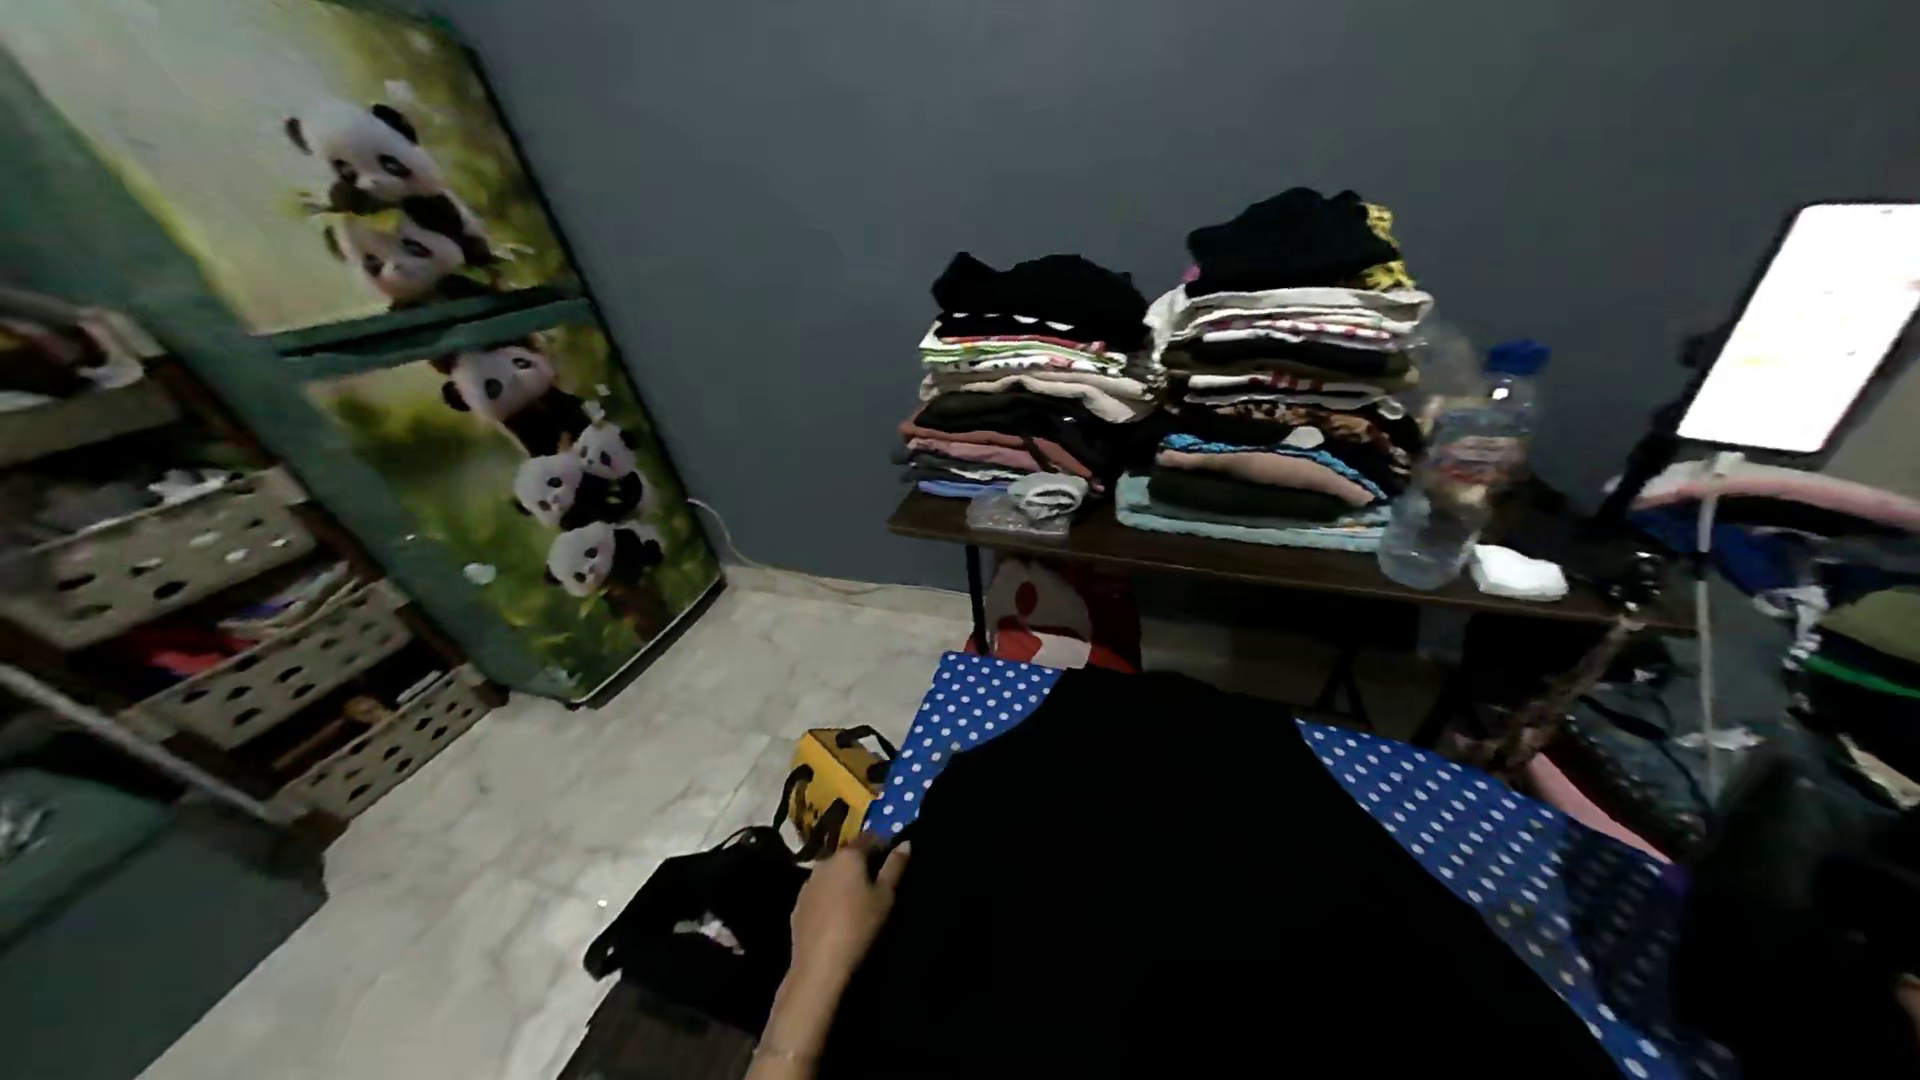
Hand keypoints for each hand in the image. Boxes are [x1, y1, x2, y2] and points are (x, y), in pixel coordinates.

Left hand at [789, 834, 910, 985]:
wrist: (819, 967)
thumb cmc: (860, 926)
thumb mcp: (887, 896)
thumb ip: (896, 866)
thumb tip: (905, 842)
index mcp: (849, 855)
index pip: (870, 838)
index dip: (883, 846)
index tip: (892, 861)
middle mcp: (825, 861)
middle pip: (849, 854)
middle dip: (862, 863)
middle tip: (875, 883)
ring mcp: (808, 883)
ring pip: (832, 872)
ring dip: (843, 879)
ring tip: (855, 900)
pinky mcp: (797, 905)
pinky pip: (819, 892)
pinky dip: (829, 896)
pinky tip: (835, 916)